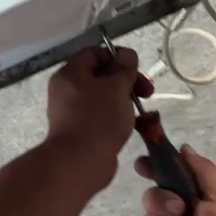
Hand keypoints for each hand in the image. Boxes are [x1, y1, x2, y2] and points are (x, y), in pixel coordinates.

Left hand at [46, 45, 150, 171]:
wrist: (80, 162)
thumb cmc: (98, 118)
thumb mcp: (116, 87)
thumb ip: (124, 68)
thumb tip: (126, 53)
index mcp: (70, 73)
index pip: (94, 53)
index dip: (117, 56)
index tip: (136, 69)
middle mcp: (67, 89)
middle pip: (100, 75)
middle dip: (126, 80)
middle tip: (147, 92)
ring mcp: (72, 111)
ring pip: (103, 96)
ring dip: (124, 99)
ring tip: (142, 112)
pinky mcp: (80, 130)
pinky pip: (100, 115)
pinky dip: (117, 116)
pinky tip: (134, 125)